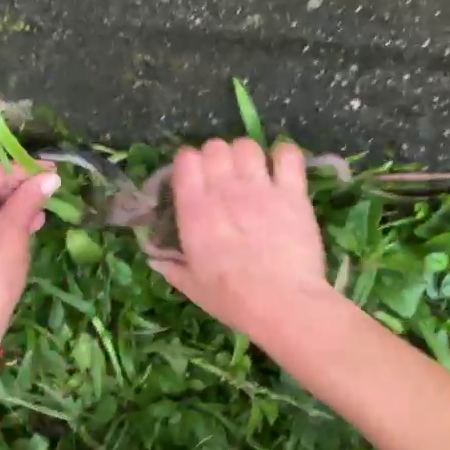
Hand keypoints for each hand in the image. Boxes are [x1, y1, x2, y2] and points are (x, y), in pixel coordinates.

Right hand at [149, 139, 335, 343]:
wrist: (282, 303)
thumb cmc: (231, 298)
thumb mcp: (192, 287)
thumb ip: (172, 268)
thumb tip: (156, 259)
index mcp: (194, 209)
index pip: (185, 160)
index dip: (188, 165)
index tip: (193, 179)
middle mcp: (224, 189)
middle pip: (215, 147)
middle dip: (217, 157)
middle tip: (223, 178)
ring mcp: (260, 187)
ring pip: (247, 146)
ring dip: (246, 155)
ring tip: (251, 173)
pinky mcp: (292, 192)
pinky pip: (288, 155)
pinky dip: (284, 155)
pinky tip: (282, 168)